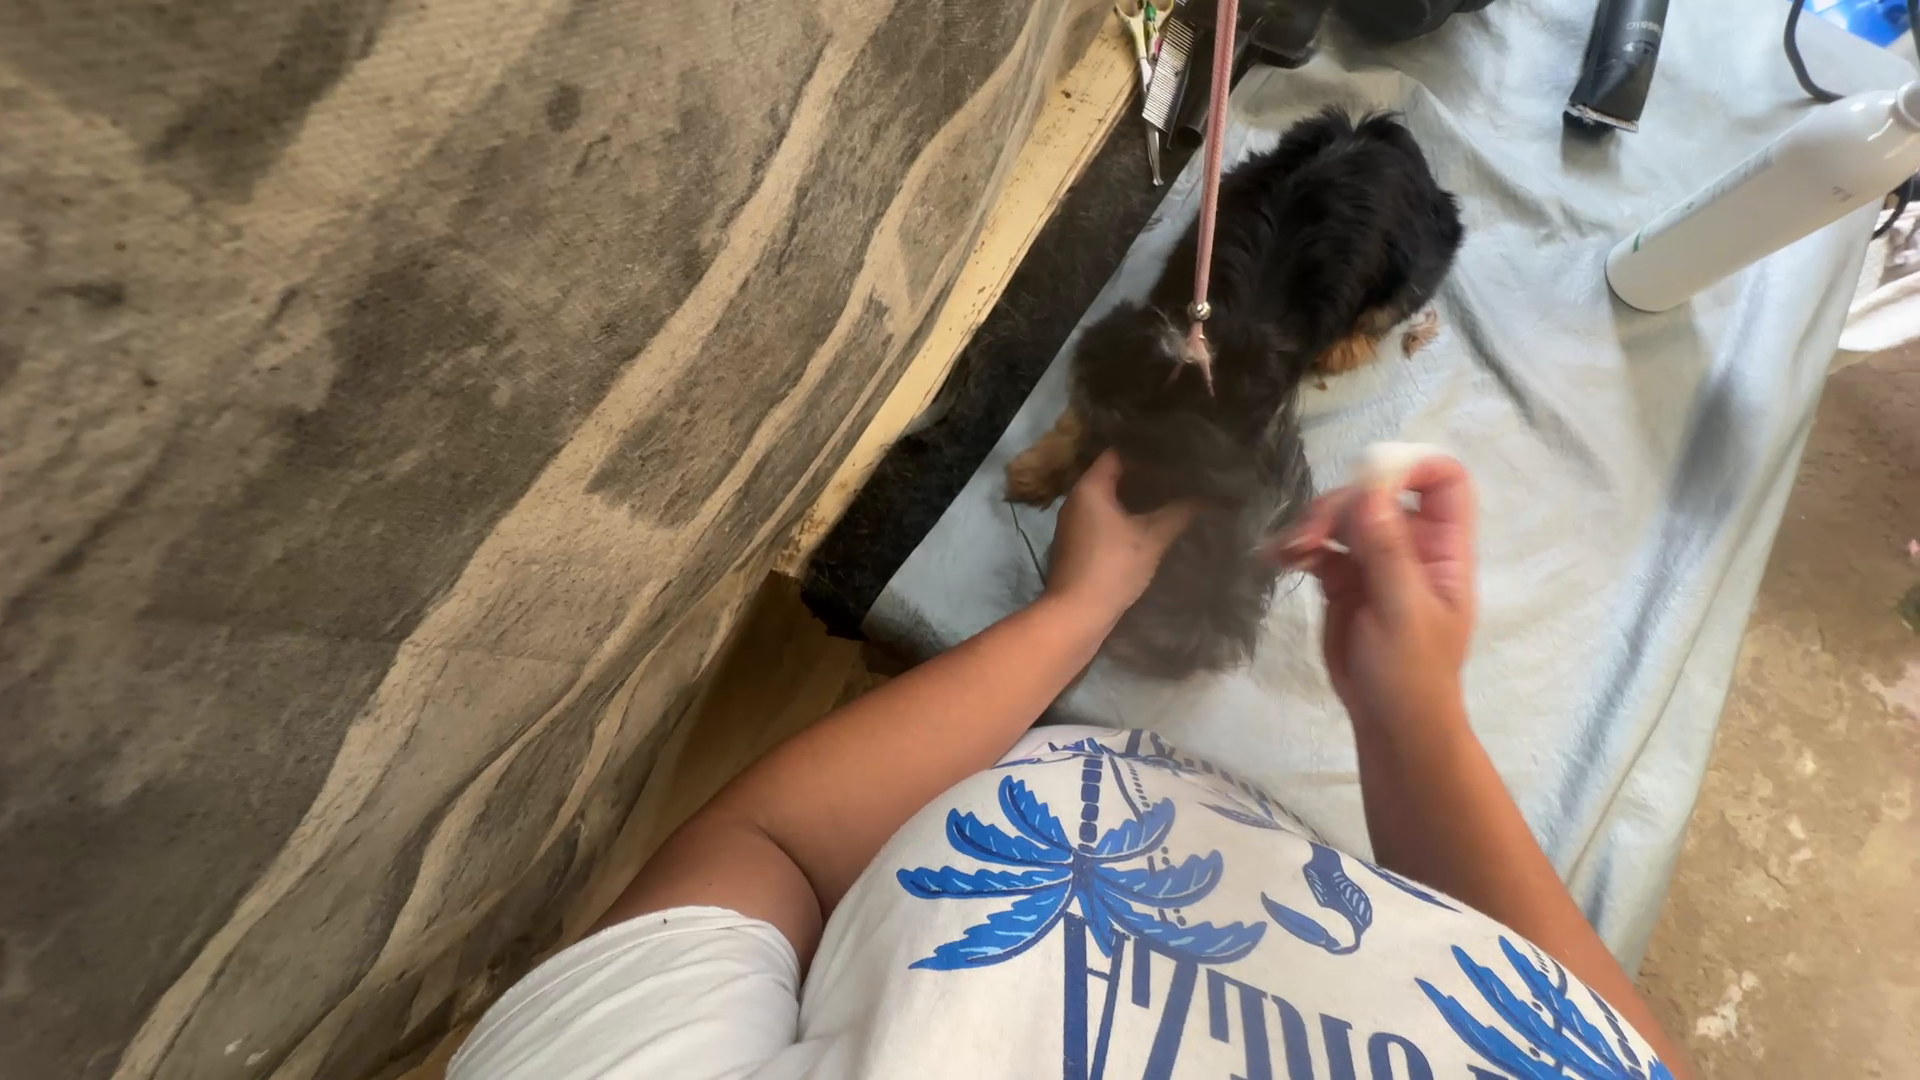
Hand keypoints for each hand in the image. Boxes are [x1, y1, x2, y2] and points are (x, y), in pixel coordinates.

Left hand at [1044, 450, 1196, 618]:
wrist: (1076, 613)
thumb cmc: (1111, 567)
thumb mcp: (1152, 537)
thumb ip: (1181, 512)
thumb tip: (1214, 496)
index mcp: (1089, 488)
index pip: (1118, 453)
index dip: (1147, 451)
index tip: (1175, 452)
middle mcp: (1077, 500)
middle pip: (1114, 475)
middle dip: (1146, 475)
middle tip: (1180, 473)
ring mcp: (1075, 523)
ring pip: (1110, 499)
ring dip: (1137, 498)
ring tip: (1173, 494)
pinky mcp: (1079, 544)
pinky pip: (1105, 519)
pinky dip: (1126, 517)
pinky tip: (1152, 523)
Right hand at [1267, 456, 1476, 730]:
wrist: (1388, 720)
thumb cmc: (1412, 673)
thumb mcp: (1404, 613)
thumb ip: (1388, 552)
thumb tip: (1369, 494)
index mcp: (1443, 549)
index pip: (1443, 483)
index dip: (1410, 468)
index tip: (1364, 483)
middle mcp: (1411, 546)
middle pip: (1375, 495)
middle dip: (1338, 508)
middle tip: (1307, 537)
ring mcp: (1374, 561)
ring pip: (1342, 518)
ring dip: (1310, 526)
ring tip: (1285, 553)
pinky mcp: (1344, 579)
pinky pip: (1319, 547)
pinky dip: (1296, 548)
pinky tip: (1277, 561)